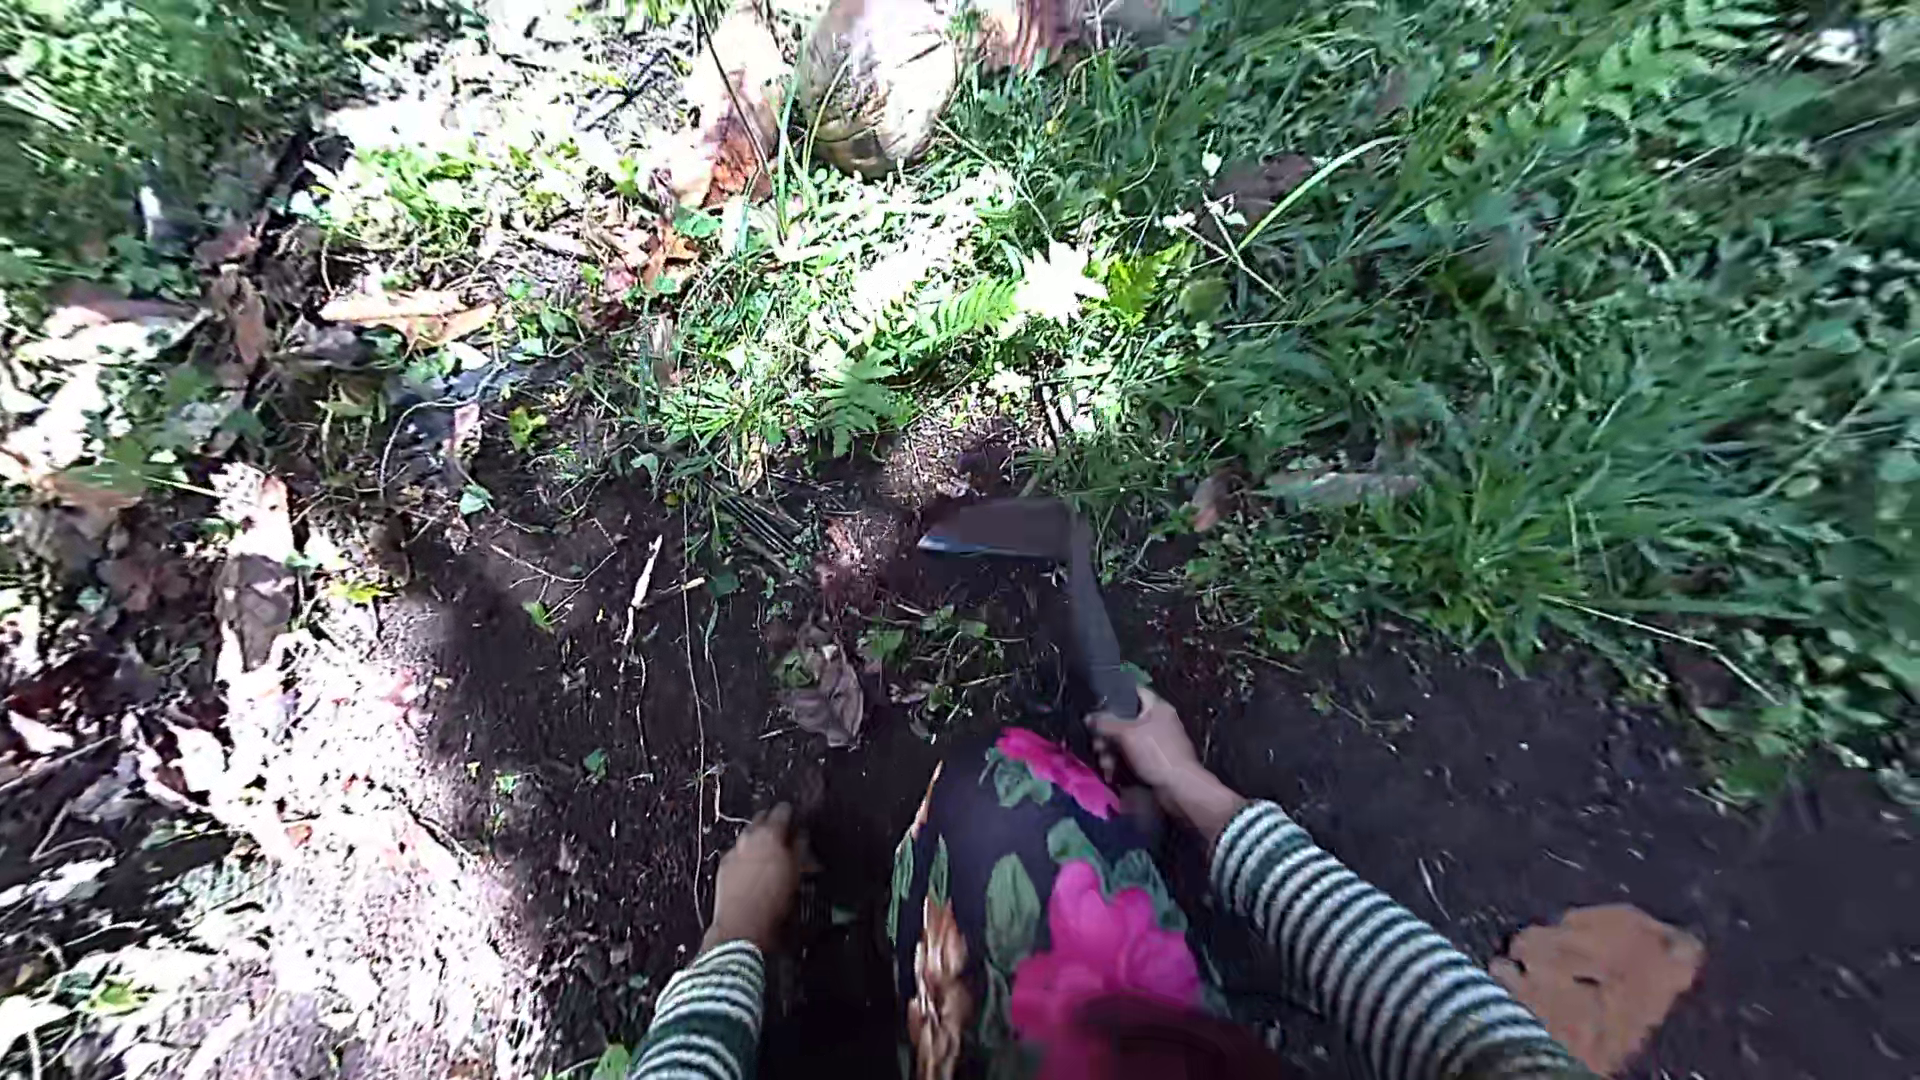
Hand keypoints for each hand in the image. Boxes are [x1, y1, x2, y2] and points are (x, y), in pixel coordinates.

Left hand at [702, 803, 802, 953]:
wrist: (742, 928)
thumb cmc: (772, 903)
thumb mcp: (797, 871)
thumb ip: (800, 846)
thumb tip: (801, 836)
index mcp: (771, 833)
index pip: (783, 810)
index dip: (791, 814)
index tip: (794, 819)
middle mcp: (750, 837)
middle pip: (762, 818)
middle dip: (772, 823)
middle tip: (782, 836)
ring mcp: (734, 851)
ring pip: (748, 835)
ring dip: (758, 840)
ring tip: (768, 855)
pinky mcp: (723, 866)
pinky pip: (737, 852)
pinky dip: (745, 856)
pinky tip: (752, 869)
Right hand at [1088, 686, 1246, 846]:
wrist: (1180, 789)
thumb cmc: (1157, 753)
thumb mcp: (1126, 733)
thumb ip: (1105, 723)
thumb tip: (1088, 718)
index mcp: (1157, 708)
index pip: (1133, 692)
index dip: (1114, 697)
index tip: (1098, 706)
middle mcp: (1157, 722)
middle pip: (1124, 720)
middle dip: (1107, 734)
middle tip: (1098, 745)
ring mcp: (1156, 743)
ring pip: (1125, 741)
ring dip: (1110, 752)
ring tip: (1105, 764)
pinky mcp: (1154, 762)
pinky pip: (1131, 757)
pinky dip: (1120, 764)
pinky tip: (1111, 773)